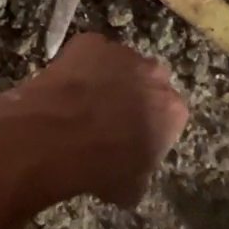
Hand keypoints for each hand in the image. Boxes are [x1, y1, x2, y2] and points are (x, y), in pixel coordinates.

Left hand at [24, 33, 186, 207]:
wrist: (57, 134)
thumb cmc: (101, 166)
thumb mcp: (132, 187)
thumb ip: (143, 169)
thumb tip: (134, 168)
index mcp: (171, 109)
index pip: (171, 114)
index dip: (155, 125)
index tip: (138, 137)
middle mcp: (153, 72)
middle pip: (151, 79)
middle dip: (138, 93)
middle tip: (114, 115)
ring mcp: (120, 51)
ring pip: (120, 62)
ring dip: (110, 76)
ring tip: (85, 101)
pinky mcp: (90, 41)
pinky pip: (91, 52)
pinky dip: (83, 64)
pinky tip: (69, 85)